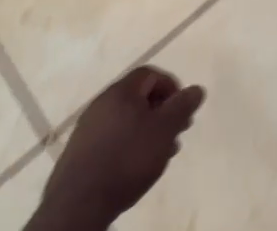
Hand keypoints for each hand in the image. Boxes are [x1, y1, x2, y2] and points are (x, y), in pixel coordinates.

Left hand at [28, 66, 205, 230]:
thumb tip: (196, 89)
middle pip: (138, 97)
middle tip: (176, 132)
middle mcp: (101, 103)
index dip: (171, 86)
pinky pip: (111, 138)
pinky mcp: (79, 152)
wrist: (80, 203)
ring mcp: (87, 128)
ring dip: (147, 130)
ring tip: (160, 152)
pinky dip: (128, 144)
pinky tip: (136, 166)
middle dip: (161, 112)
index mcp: (121, 92)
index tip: (183, 109)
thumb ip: (182, 106)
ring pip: (125, 120)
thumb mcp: (165, 130)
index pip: (150, 74)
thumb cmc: (128, 158)